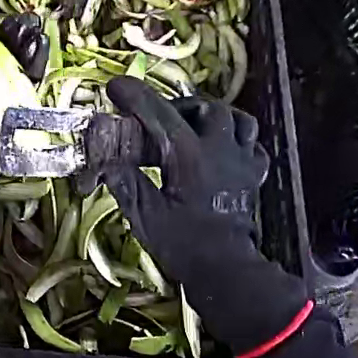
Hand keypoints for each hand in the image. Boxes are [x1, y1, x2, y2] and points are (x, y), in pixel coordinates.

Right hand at [103, 77, 308, 354]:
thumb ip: (124, 180)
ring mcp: (243, 161)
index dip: (135, 97)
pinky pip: (251, 143)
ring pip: (237, 119)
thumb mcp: (144, 215)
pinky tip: (219, 150)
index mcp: (190, 156)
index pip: (160, 114)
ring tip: (191, 128)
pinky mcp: (253, 174)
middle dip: (178, 107)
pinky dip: (235, 139)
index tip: (115, 87)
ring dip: (212, 117)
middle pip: (206, 107)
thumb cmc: (182, 244)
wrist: (226, 270)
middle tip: (156, 120)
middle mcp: (221, 149)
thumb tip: (104, 158)